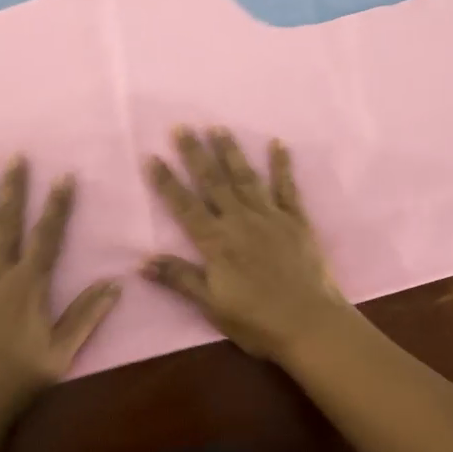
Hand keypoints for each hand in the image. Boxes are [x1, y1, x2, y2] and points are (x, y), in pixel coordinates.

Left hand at [0, 159, 121, 426]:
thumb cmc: (15, 381)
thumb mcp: (61, 353)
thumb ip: (86, 316)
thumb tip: (115, 284)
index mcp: (28, 285)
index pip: (47, 235)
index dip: (57, 205)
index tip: (64, 176)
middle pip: (7, 223)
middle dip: (14, 188)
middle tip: (16, 157)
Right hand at [141, 128, 354, 362]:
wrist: (311, 324)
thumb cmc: (257, 321)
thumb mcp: (212, 305)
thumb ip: (180, 278)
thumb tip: (141, 260)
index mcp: (216, 242)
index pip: (184, 206)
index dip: (167, 182)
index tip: (152, 156)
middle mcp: (239, 220)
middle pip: (213, 181)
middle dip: (195, 153)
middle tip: (182, 127)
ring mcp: (269, 216)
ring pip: (244, 177)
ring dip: (230, 151)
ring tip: (218, 127)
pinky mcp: (296, 219)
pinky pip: (286, 186)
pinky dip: (281, 164)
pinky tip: (277, 143)